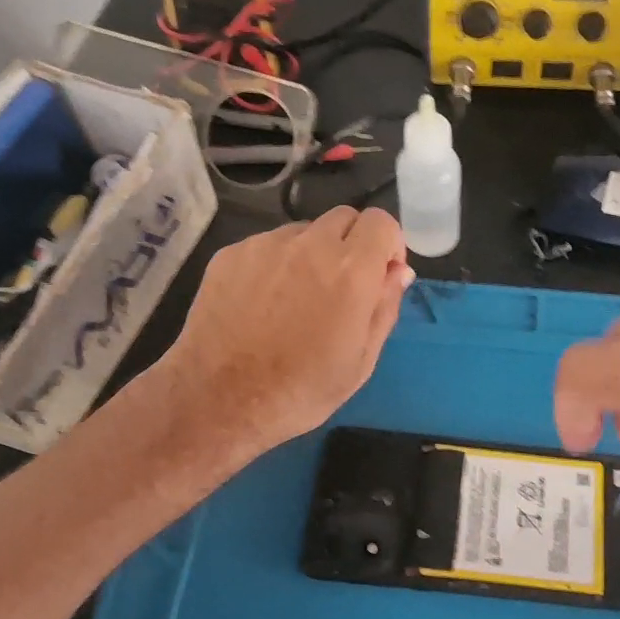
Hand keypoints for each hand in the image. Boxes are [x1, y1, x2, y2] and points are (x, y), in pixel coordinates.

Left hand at [126, 207, 411, 476]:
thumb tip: (399, 271)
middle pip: (344, 218)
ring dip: (312, 253)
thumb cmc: (302, 390)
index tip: (380, 275)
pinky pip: (267, 246)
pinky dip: (275, 264)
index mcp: (351, 270)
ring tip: (296, 299)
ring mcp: (265, 245)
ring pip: (303, 231)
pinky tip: (262, 304)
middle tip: (341, 288)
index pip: (382, 222)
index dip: (387, 245)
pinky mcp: (231, 254)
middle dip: (352, 244)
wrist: (220, 401)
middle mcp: (310, 245)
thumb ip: (385, 306)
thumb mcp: (362, 361)